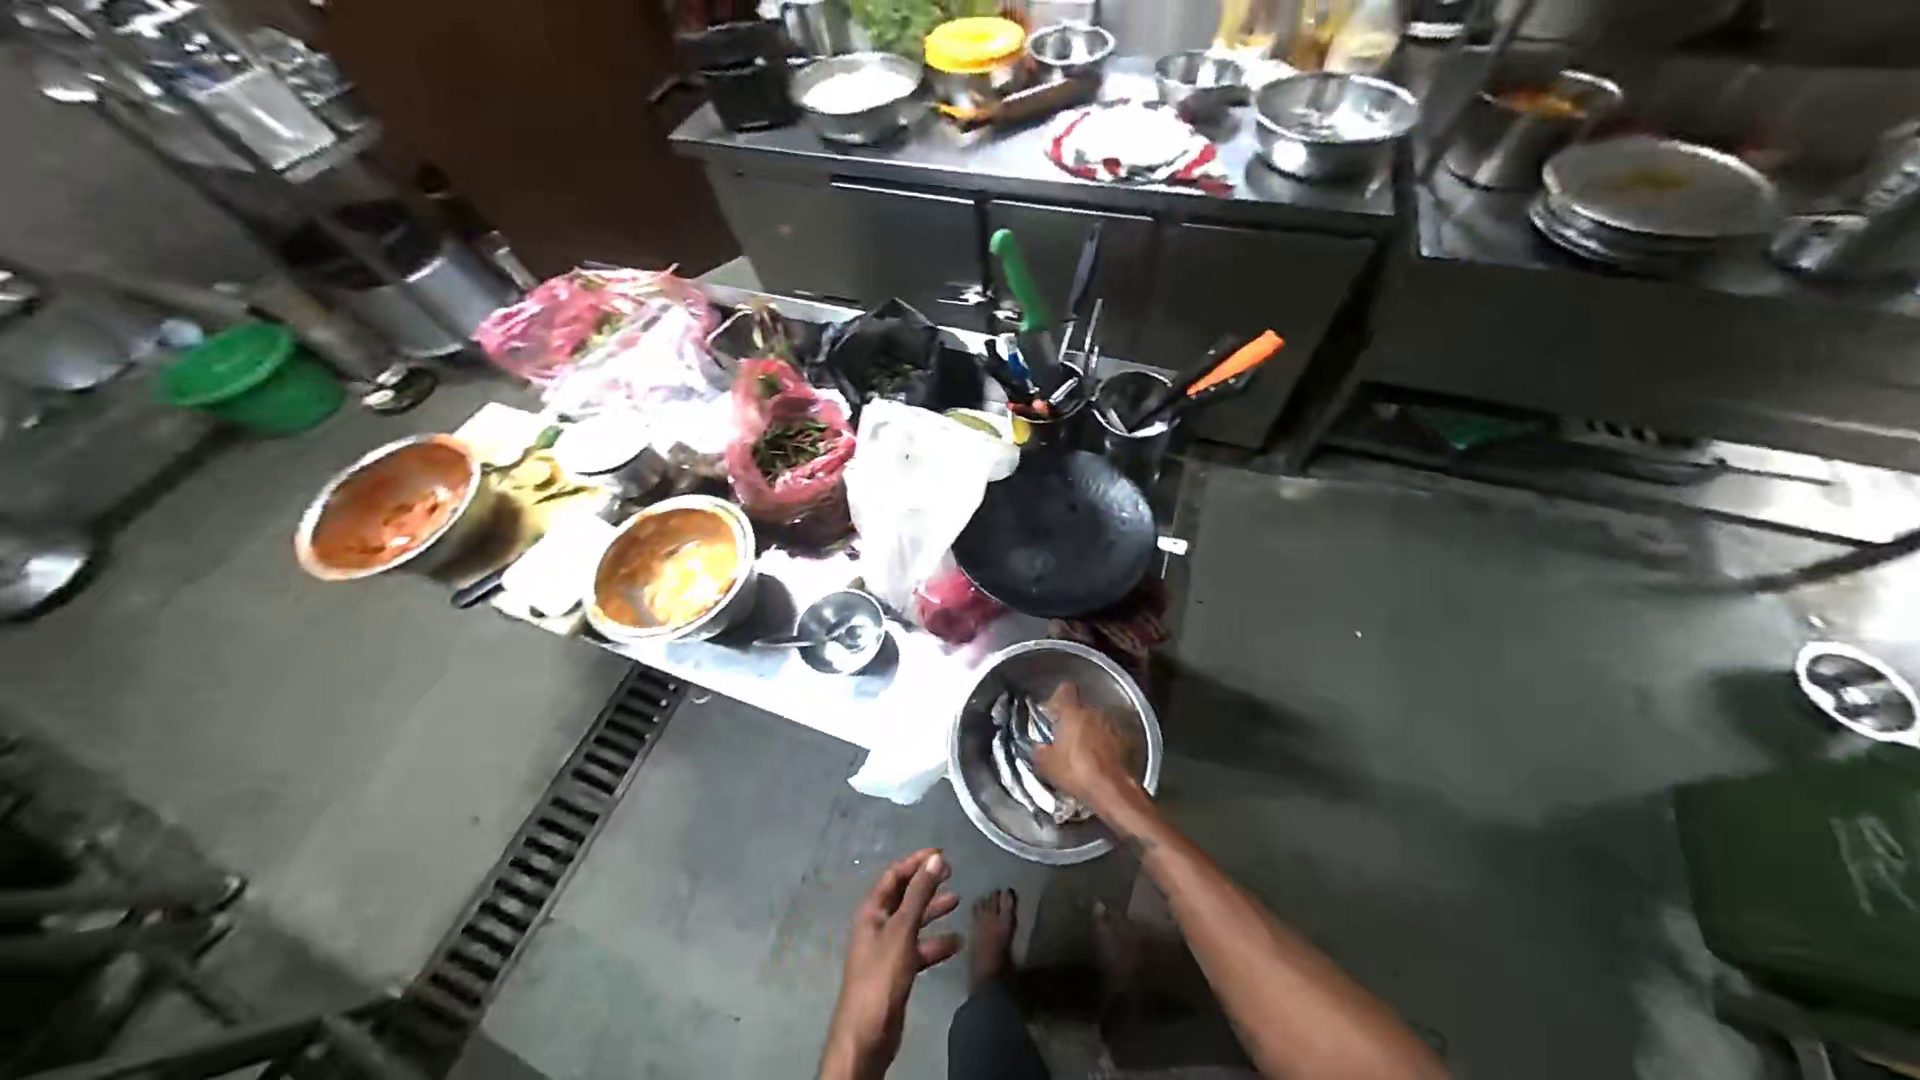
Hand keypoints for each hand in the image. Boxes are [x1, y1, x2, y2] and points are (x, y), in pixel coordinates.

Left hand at [819, 849, 961, 1079]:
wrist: (867, 1034)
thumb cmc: (881, 975)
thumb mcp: (902, 929)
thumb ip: (919, 894)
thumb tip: (935, 859)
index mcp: (871, 910)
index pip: (894, 875)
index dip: (916, 862)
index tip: (941, 853)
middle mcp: (877, 925)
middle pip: (904, 896)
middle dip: (926, 883)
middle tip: (951, 873)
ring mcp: (887, 948)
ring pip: (913, 921)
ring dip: (933, 910)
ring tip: (957, 901)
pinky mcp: (897, 971)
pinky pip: (918, 948)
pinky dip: (935, 943)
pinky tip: (956, 942)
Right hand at [1031, 684, 1141, 813]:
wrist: (1113, 790)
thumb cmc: (1077, 772)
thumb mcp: (1047, 765)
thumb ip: (1039, 751)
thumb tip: (1038, 748)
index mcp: (1072, 712)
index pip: (1065, 690)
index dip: (1058, 699)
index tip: (1054, 712)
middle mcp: (1094, 712)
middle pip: (1081, 708)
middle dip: (1073, 720)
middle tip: (1064, 739)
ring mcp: (1112, 725)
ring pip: (1096, 722)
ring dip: (1089, 732)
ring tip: (1082, 753)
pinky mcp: (1126, 740)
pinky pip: (1110, 736)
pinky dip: (1103, 745)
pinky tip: (1097, 762)